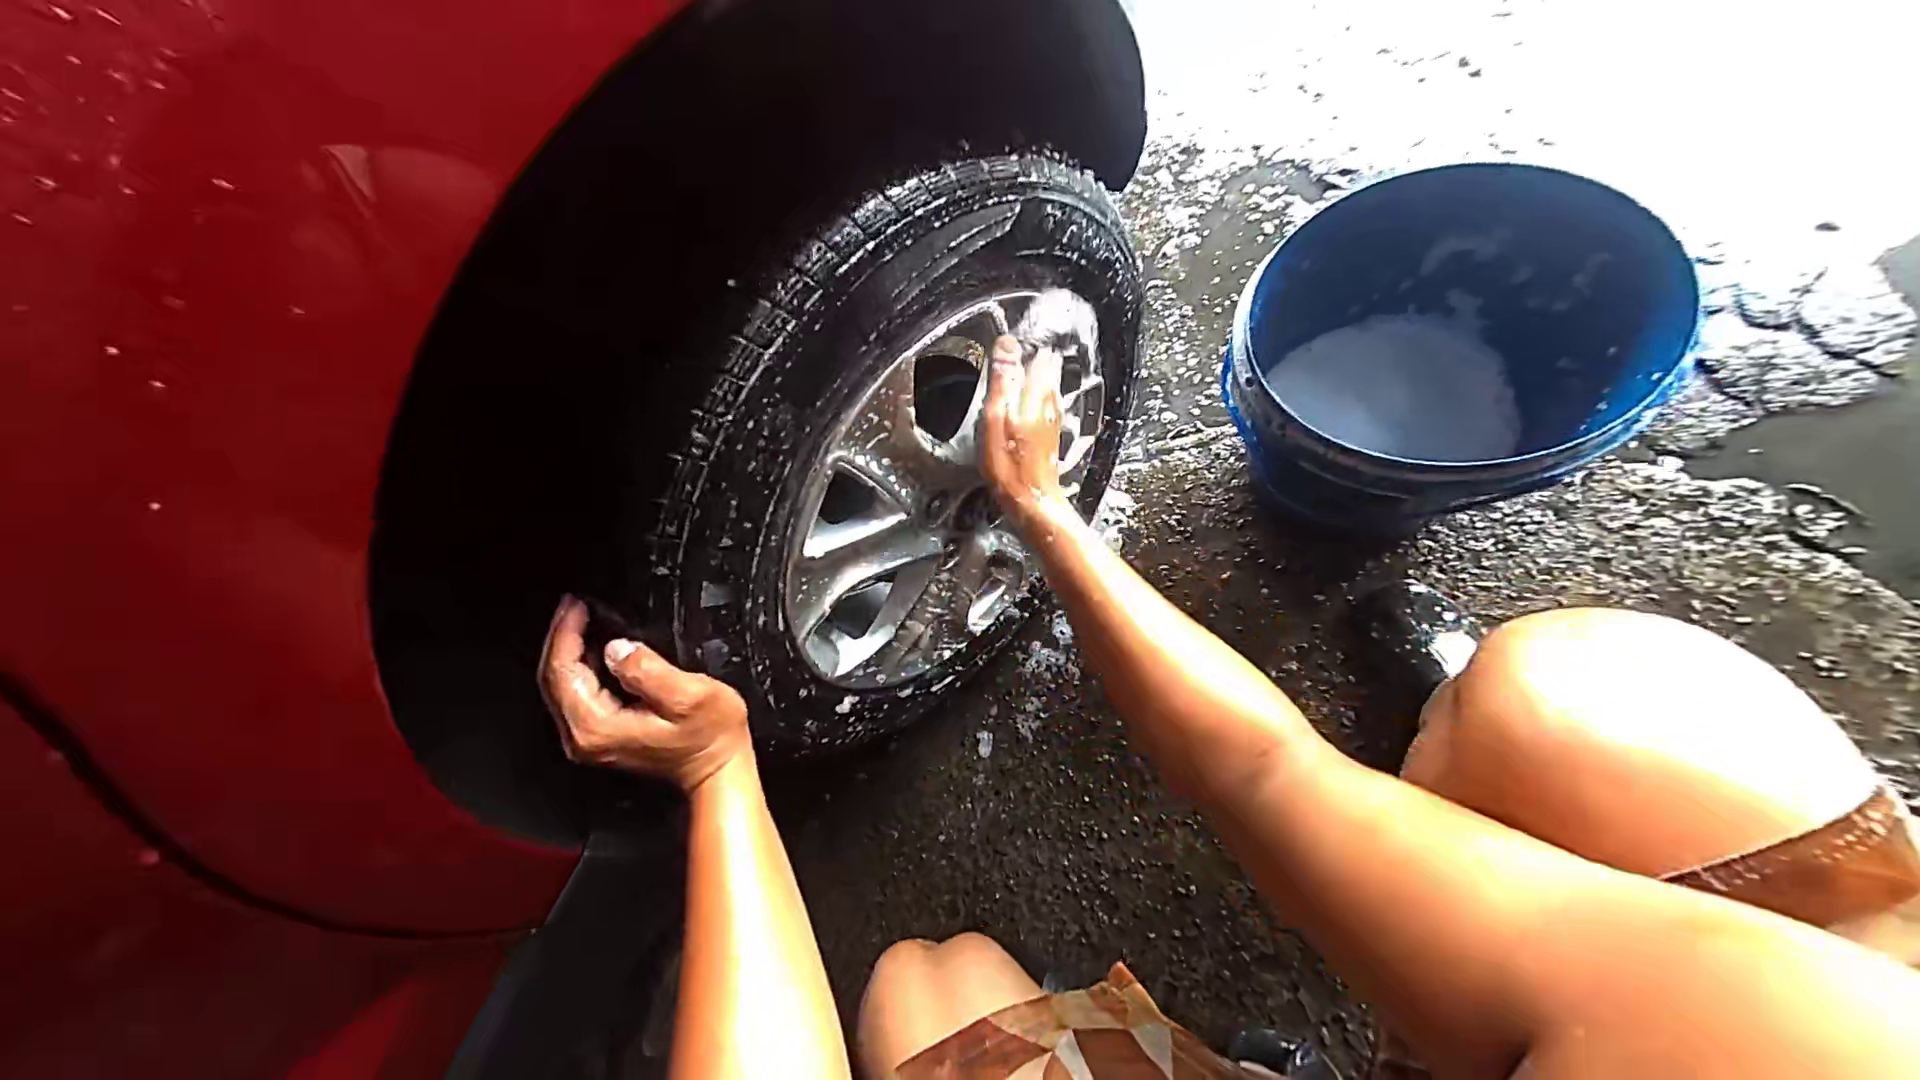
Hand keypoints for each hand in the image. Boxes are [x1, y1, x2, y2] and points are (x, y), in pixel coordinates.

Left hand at [539, 596, 751, 791]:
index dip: (567, 633)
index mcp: (598, 725)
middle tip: (571, 606)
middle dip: (561, 638)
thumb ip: (649, 669)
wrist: (718, 768)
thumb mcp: (689, 695)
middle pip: (555, 679)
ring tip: (580, 619)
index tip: (575, 605)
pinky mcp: (603, 736)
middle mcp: (586, 736)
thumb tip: (618, 648)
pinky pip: (578, 695)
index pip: (564, 671)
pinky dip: (582, 667)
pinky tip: (597, 649)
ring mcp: (592, 739)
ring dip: (570, 650)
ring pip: (563, 687)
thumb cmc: (711, 736)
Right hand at [980, 335, 1072, 534]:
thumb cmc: (1010, 467)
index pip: (1039, 356)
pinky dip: (1036, 398)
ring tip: (1021, 370)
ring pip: (1048, 387)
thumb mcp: (995, 420)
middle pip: (1047, 370)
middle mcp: (1049, 405)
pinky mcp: (1050, 437)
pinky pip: (1045, 406)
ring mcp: (1052, 421)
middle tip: (1017, 350)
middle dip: (1035, 357)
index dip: (1027, 345)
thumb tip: (1006, 346)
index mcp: (1036, 396)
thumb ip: (1002, 382)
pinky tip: (1026, 404)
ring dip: (1036, 377)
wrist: (1031, 502)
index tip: (1012, 341)